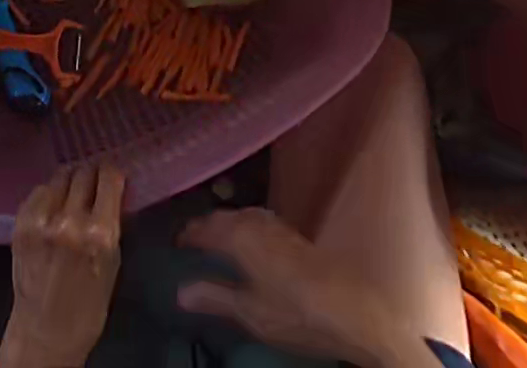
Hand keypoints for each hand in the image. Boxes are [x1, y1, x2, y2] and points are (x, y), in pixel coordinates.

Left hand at [0, 165, 125, 367]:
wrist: (45, 331)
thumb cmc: (89, 302)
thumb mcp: (113, 261)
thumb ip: (112, 221)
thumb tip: (115, 187)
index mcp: (99, 234)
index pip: (109, 178)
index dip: (112, 171)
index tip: (112, 173)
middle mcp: (69, 221)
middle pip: (84, 171)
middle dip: (92, 173)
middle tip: (94, 180)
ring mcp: (41, 220)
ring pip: (60, 175)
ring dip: (69, 181)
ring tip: (72, 192)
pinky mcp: (20, 222)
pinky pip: (39, 190)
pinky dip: (49, 194)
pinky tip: (52, 208)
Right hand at [175, 208, 420, 365]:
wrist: (351, 311)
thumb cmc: (294, 312)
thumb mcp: (249, 312)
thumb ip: (214, 297)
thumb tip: (179, 291)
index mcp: (237, 235)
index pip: (203, 228)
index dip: (187, 235)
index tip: (175, 243)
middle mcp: (253, 221)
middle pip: (221, 217)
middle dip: (204, 226)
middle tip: (191, 239)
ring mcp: (275, 225)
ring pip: (239, 215)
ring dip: (224, 222)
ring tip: (215, 237)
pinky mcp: (292, 234)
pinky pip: (255, 219)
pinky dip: (242, 224)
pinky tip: (247, 238)